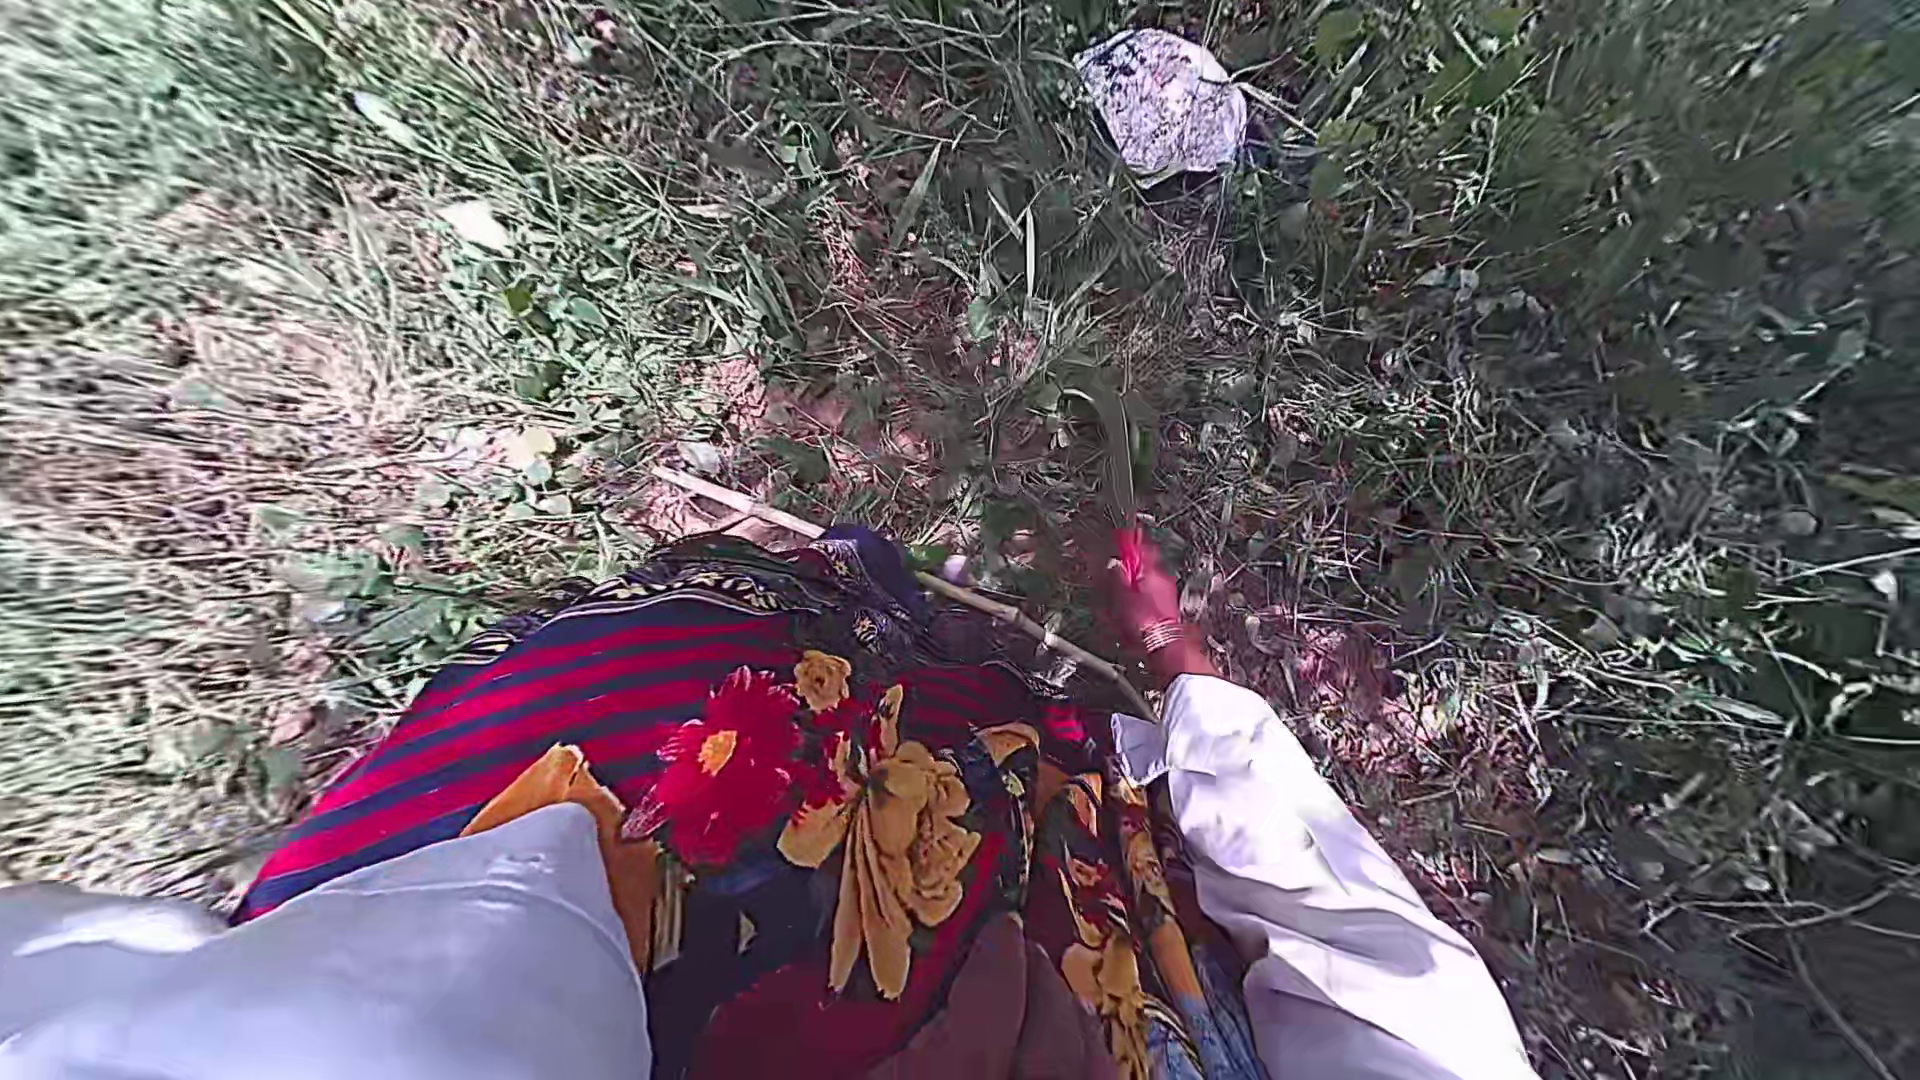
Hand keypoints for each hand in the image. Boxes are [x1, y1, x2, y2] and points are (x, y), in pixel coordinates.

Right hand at [1107, 529, 1215, 688]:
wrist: (1163, 648)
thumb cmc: (1147, 622)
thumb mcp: (1121, 595)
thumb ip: (1115, 576)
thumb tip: (1113, 564)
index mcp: (1152, 572)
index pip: (1140, 547)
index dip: (1129, 540)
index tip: (1123, 534)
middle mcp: (1161, 582)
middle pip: (1138, 570)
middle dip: (1122, 576)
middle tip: (1110, 582)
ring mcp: (1163, 598)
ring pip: (1139, 589)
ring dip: (1125, 596)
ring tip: (1115, 609)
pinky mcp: (1162, 614)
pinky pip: (1142, 606)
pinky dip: (1131, 610)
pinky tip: (1122, 622)